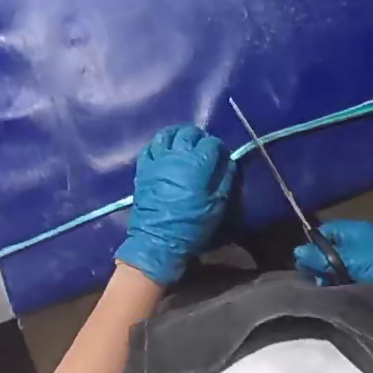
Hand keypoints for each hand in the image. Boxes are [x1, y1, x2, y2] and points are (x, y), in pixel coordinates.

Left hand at [116, 124, 236, 285]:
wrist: (158, 240)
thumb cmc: (192, 225)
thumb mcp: (218, 205)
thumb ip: (225, 179)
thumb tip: (228, 160)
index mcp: (199, 164)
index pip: (212, 142)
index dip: (218, 147)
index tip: (220, 156)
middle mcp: (177, 155)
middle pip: (190, 132)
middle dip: (199, 137)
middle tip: (202, 148)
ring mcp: (157, 159)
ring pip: (168, 133)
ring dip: (178, 134)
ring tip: (183, 143)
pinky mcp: (143, 167)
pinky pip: (151, 146)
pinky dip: (159, 143)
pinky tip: (165, 149)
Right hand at [295, 219, 372, 284]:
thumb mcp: (345, 259)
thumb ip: (320, 257)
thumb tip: (298, 253)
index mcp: (351, 229)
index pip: (322, 232)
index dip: (312, 246)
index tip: (306, 263)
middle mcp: (357, 237)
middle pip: (328, 247)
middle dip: (320, 262)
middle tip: (317, 277)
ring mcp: (365, 252)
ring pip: (337, 261)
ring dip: (331, 272)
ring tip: (329, 285)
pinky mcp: (371, 267)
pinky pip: (348, 270)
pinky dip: (342, 278)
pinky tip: (341, 288)